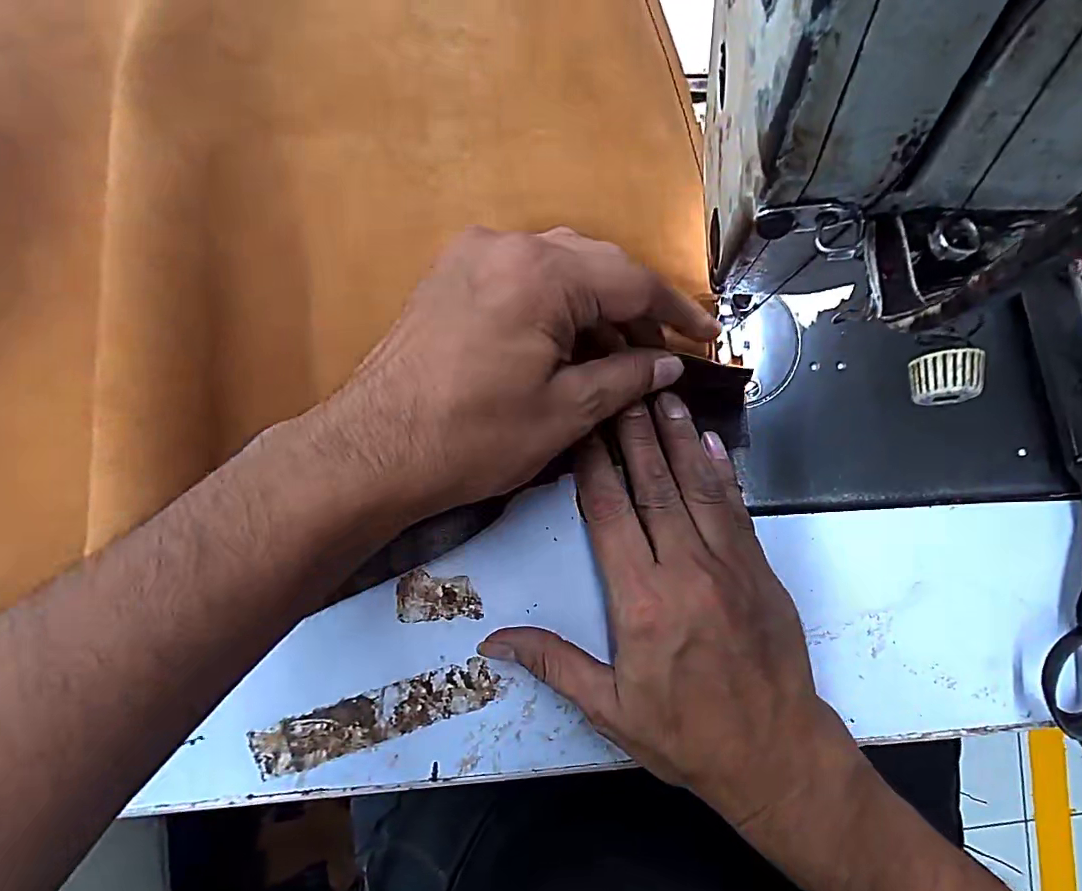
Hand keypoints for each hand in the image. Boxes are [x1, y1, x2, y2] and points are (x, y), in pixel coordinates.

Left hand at [298, 226, 718, 528]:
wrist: (373, 452)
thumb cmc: (474, 438)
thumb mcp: (566, 413)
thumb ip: (627, 378)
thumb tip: (670, 363)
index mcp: (540, 275)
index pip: (632, 280)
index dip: (678, 311)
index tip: (708, 336)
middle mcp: (507, 246)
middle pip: (598, 264)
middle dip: (639, 308)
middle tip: (666, 354)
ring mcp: (474, 256)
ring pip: (563, 267)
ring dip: (600, 307)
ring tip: (625, 357)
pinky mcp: (455, 276)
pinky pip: (528, 277)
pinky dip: (562, 306)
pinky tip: (575, 346)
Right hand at [479, 395, 865, 831]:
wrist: (772, 750)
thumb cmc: (688, 736)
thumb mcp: (611, 709)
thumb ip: (555, 665)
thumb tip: (493, 642)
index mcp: (642, 604)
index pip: (609, 517)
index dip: (593, 467)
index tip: (584, 428)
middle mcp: (686, 572)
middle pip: (654, 489)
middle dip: (635, 435)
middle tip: (624, 388)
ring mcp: (729, 567)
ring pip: (699, 490)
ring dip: (681, 441)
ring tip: (666, 399)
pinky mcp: (760, 571)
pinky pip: (737, 512)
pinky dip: (724, 476)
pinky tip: (713, 447)